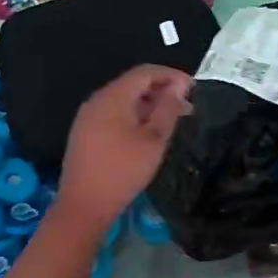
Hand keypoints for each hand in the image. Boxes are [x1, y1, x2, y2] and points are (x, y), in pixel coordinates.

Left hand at [59, 65, 193, 226]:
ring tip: (170, 121)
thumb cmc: (123, 170)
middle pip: (132, 84)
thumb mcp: (154, 140)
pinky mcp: (85, 133)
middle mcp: (97, 100)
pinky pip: (113, 114)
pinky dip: (134, 116)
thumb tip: (179, 86)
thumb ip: (168, 109)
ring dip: (148, 105)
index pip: (145, 72)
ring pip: (123, 100)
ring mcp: (87, 117)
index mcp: (113, 97)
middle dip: (161, 90)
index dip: (171, 75)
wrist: (84, 205)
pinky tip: (146, 133)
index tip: (193, 88)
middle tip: (186, 107)